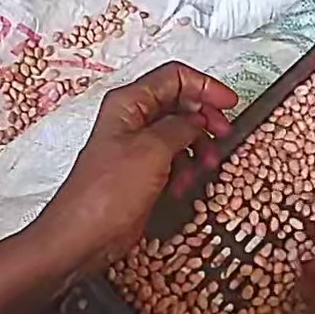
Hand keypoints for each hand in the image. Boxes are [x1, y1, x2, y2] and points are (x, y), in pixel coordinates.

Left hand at [35, 61, 235, 275]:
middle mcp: (133, 120)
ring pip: (180, 134)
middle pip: (180, 105)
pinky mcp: (143, 173)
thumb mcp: (152, 150)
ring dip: (198, 148)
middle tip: (224, 134)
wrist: (85, 235)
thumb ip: (181, 127)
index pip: (174, 78)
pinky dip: (185, 169)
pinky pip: (174, 160)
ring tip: (206, 166)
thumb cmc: (108, 191)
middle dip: (205, 119)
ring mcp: (138, 147)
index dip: (205, 87)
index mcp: (130, 103)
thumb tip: (199, 120)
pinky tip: (183, 185)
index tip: (229, 103)